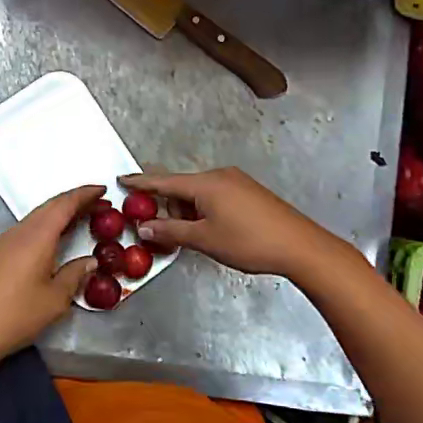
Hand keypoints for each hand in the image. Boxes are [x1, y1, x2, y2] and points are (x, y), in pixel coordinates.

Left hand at [0, 185, 103, 362]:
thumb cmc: (18, 315)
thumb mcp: (56, 299)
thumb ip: (75, 274)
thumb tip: (90, 261)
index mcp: (37, 237)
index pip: (64, 205)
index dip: (85, 195)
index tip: (104, 190)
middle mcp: (20, 231)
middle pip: (50, 206)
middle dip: (75, 202)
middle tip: (100, 205)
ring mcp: (7, 241)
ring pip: (38, 216)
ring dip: (61, 213)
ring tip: (84, 219)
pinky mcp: (0, 252)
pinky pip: (29, 228)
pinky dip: (48, 225)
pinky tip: (58, 238)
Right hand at [121, 167, 348, 278]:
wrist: (300, 246)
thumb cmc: (250, 242)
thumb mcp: (204, 240)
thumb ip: (171, 231)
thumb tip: (146, 228)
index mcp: (205, 183)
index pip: (163, 181)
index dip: (140, 183)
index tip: (122, 179)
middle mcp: (220, 176)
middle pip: (181, 186)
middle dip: (164, 204)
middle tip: (153, 226)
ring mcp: (236, 182)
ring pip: (198, 192)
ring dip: (185, 210)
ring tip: (183, 235)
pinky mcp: (249, 192)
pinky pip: (214, 195)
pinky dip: (202, 209)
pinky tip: (205, 229)